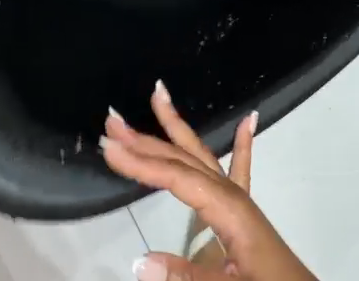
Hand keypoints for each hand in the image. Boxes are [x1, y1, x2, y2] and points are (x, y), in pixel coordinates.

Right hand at [102, 82, 316, 280]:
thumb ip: (189, 277)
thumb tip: (140, 261)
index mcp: (229, 209)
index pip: (177, 179)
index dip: (141, 164)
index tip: (109, 148)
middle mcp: (232, 197)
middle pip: (183, 161)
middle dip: (147, 139)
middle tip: (113, 120)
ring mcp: (239, 202)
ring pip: (201, 157)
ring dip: (176, 129)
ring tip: (159, 96)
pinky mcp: (243, 214)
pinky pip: (241, 170)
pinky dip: (243, 143)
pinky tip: (249, 119)